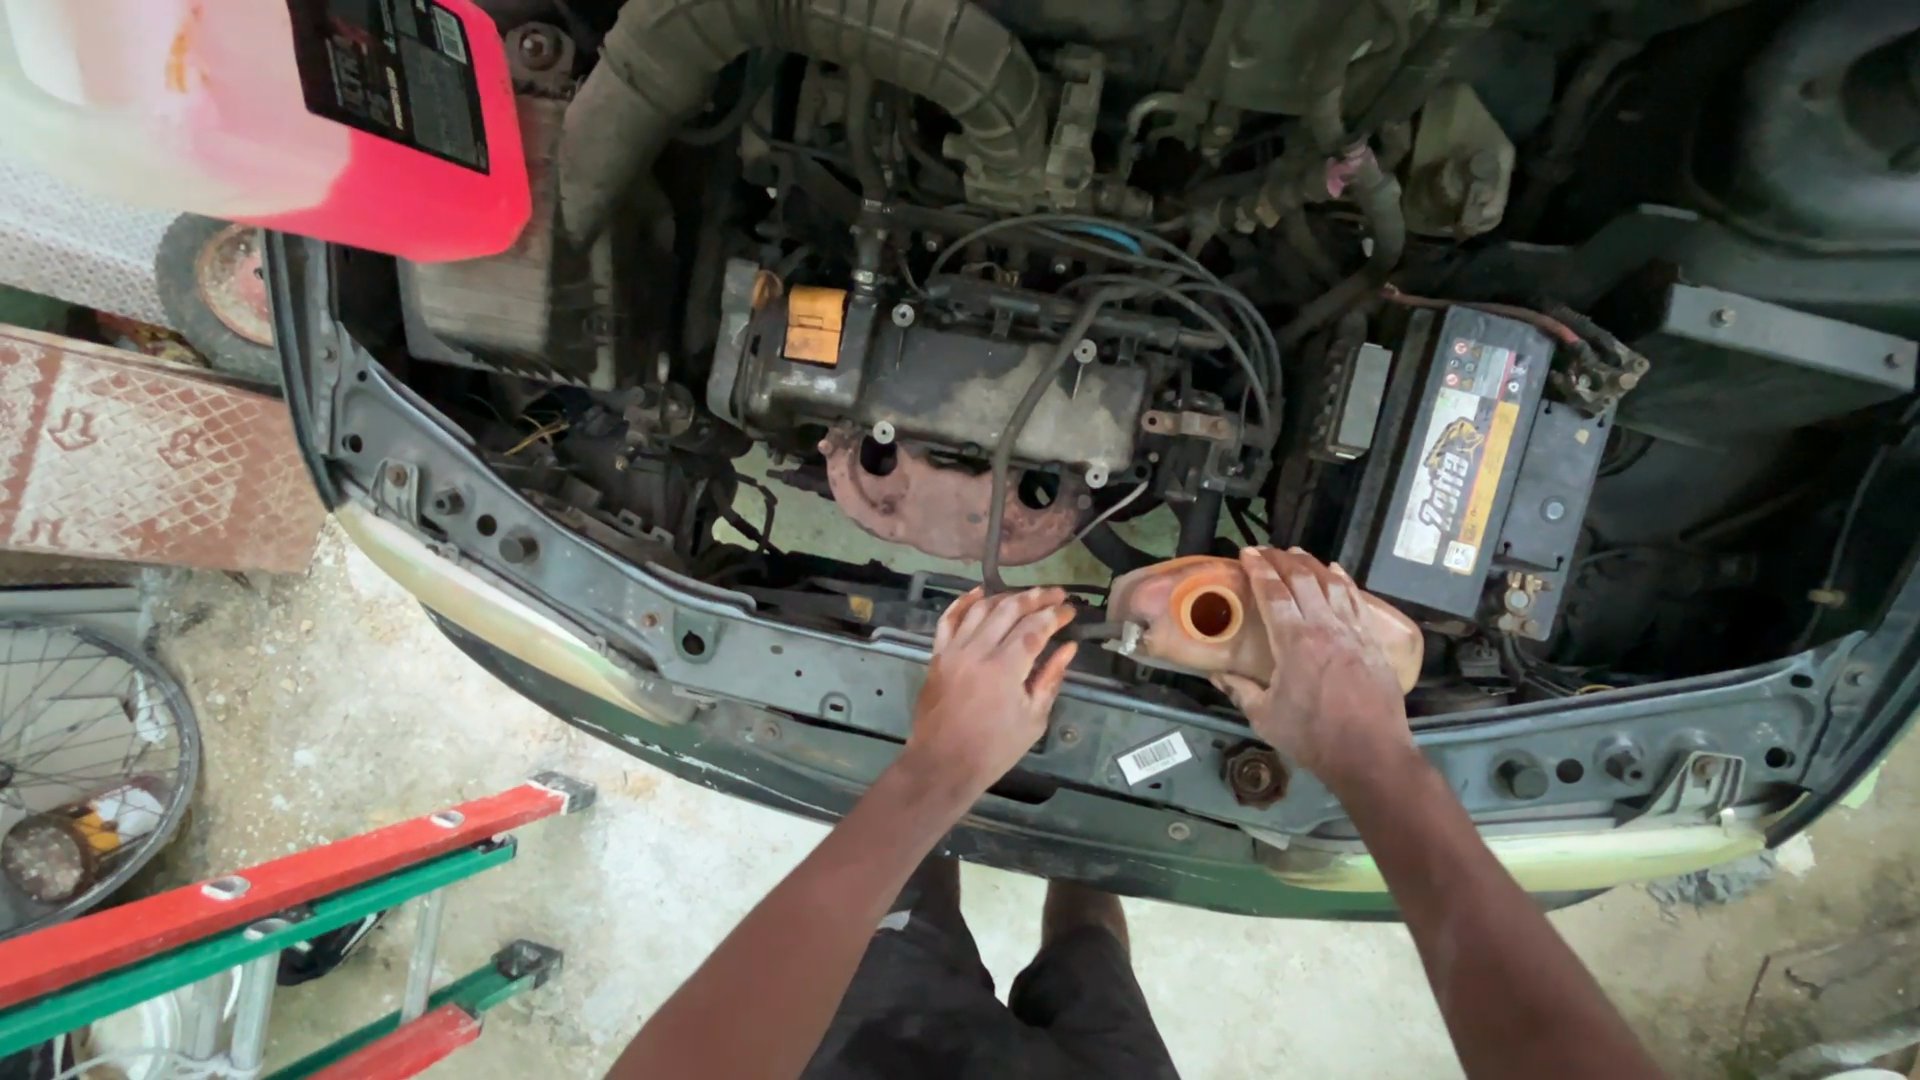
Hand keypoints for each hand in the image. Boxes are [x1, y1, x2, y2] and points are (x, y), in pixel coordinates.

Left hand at [904, 587, 1078, 797]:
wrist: (943, 763)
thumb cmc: (994, 749)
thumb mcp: (1033, 719)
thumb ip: (1050, 678)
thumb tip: (1068, 648)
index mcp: (1006, 668)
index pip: (1036, 628)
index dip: (1055, 615)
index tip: (1071, 611)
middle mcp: (978, 650)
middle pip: (1009, 609)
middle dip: (1036, 597)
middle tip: (1056, 594)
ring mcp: (954, 650)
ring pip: (981, 608)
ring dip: (1006, 597)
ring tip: (1027, 595)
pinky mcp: (937, 655)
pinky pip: (949, 619)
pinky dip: (963, 602)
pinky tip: (978, 593)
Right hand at [1211, 548, 1411, 789]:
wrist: (1372, 756)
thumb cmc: (1312, 737)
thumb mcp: (1264, 717)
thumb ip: (1239, 690)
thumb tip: (1216, 674)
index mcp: (1294, 642)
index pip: (1274, 593)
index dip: (1258, 569)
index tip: (1246, 553)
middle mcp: (1325, 628)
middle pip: (1303, 579)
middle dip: (1282, 559)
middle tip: (1265, 550)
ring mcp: (1353, 633)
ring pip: (1332, 585)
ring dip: (1312, 564)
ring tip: (1296, 553)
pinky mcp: (1373, 643)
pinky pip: (1356, 601)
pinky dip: (1343, 581)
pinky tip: (1336, 572)